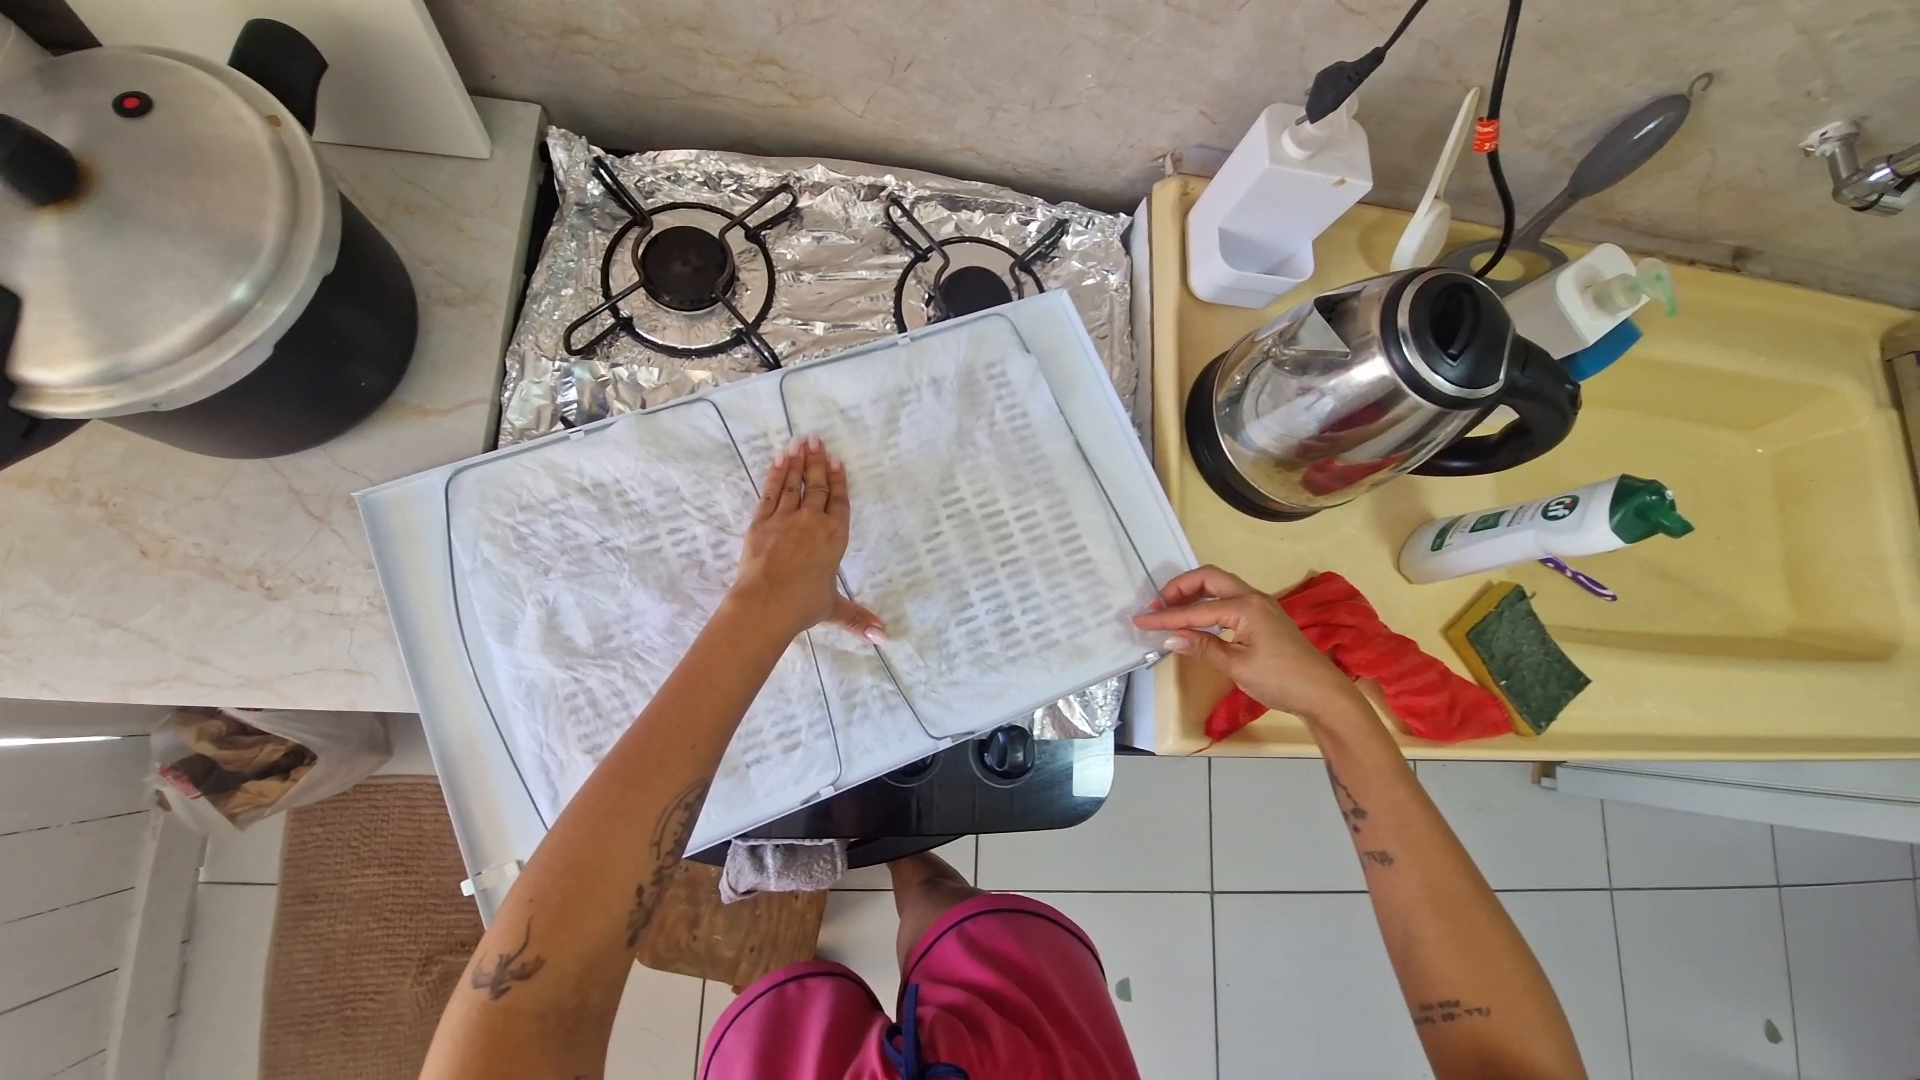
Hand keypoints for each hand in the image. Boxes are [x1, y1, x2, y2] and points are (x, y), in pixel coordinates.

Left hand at [732, 435, 885, 641]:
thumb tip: (883, 636)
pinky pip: (771, 493)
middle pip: (817, 486)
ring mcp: (785, 519)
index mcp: (835, 537)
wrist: (765, 604)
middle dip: (817, 462)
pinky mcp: (761, 522)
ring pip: (794, 484)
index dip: (839, 481)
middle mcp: (812, 522)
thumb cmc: (803, 606)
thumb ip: (857, 618)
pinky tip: (777, 461)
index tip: (836, 461)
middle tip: (817, 439)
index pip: (839, 502)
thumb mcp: (834, 610)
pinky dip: (775, 476)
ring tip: (799, 441)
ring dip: (797, 462)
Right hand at [1131, 565, 1362, 722]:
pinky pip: (1228, 598)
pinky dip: (1207, 602)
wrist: (1322, 693)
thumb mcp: (1237, 666)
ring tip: (1170, 610)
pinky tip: (1196, 618)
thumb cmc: (1281, 680)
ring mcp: (1260, 605)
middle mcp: (1252, 597)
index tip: (1140, 620)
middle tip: (1157, 606)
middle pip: (1208, 578)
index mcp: (1245, 606)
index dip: (1165, 617)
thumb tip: (1170, 637)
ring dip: (1193, 593)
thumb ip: (1203, 647)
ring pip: (1219, 586)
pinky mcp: (1262, 616)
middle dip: (1179, 588)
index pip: (1195, 609)